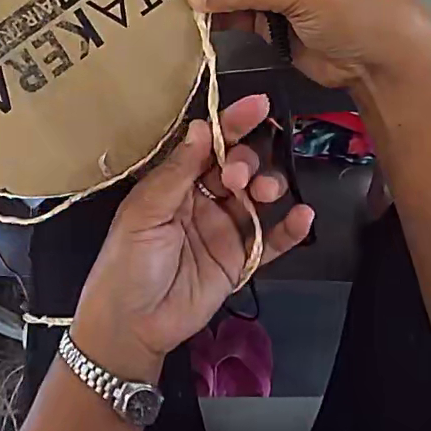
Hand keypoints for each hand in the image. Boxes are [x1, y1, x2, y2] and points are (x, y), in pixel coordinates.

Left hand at [70, 94, 315, 380]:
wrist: (132, 324)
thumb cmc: (127, 263)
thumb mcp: (144, 213)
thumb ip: (176, 173)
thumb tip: (201, 129)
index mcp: (173, 185)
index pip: (207, 147)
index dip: (230, 125)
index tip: (256, 106)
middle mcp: (201, 202)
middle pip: (238, 168)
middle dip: (246, 161)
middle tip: (240, 176)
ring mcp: (223, 231)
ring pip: (258, 198)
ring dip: (270, 186)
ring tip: (264, 192)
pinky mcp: (240, 261)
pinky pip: (271, 241)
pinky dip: (290, 228)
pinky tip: (303, 216)